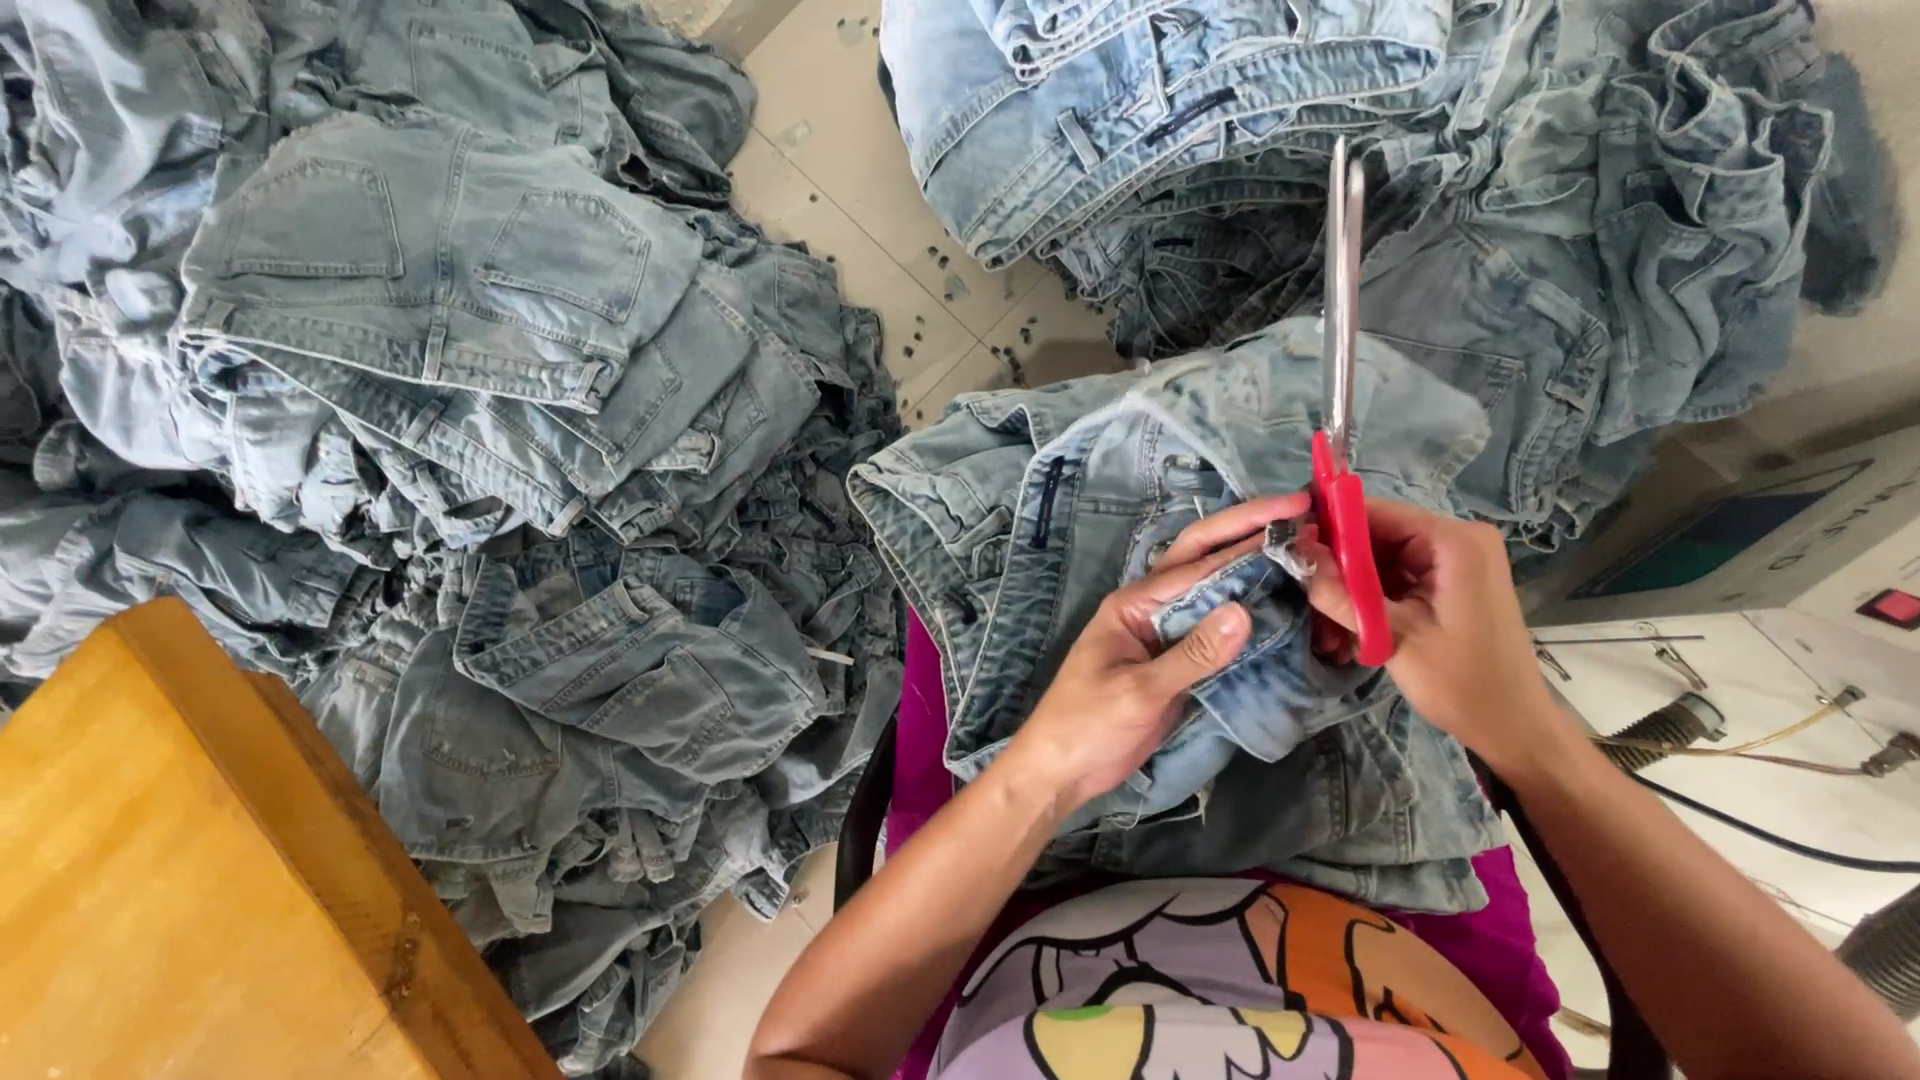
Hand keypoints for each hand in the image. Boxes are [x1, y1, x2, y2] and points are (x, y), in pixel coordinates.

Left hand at [996, 494, 1312, 812]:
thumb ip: (1193, 654)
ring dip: (1251, 569)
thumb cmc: (1087, 725)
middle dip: (1247, 532)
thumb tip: (1245, 609)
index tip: (1294, 517)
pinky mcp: (1176, 663)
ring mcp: (1164, 635)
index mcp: (1133, 604)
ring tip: (1303, 549)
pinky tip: (1282, 609)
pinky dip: (1247, 616)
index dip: (1245, 540)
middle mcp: (1150, 609)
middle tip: (1301, 509)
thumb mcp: (1139, 691)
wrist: (1063, 769)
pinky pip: (1216, 630)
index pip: (1197, 565)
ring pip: (1213, 592)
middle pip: (1202, 559)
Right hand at [1299, 497, 1572, 773]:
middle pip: (1376, 535)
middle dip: (1338, 563)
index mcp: (1454, 542)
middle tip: (1301, 590)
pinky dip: (1369, 596)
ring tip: (1322, 618)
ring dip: (1349, 585)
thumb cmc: (1462, 682)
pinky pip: (1396, 576)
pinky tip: (1345, 622)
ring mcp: (1455, 562)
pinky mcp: (1448, 582)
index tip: (1290, 548)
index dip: (1328, 526)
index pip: (1375, 513)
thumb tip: (1296, 552)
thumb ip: (1341, 594)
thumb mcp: (1393, 636)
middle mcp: (1458, 540)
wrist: (1513, 727)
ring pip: (1381, 558)